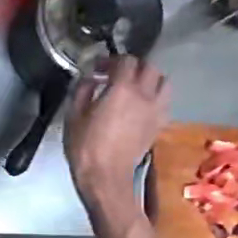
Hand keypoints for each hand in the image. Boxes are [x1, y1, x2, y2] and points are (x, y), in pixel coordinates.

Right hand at [65, 55, 168, 213]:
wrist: (106, 177)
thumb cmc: (86, 146)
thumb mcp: (74, 115)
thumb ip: (83, 89)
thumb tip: (91, 79)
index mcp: (123, 88)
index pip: (125, 61)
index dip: (111, 60)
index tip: (98, 69)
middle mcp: (145, 95)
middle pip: (149, 67)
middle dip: (133, 66)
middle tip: (116, 75)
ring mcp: (156, 110)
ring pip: (163, 82)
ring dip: (150, 79)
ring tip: (135, 87)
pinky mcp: (159, 125)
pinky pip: (164, 102)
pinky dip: (155, 97)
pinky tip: (141, 105)